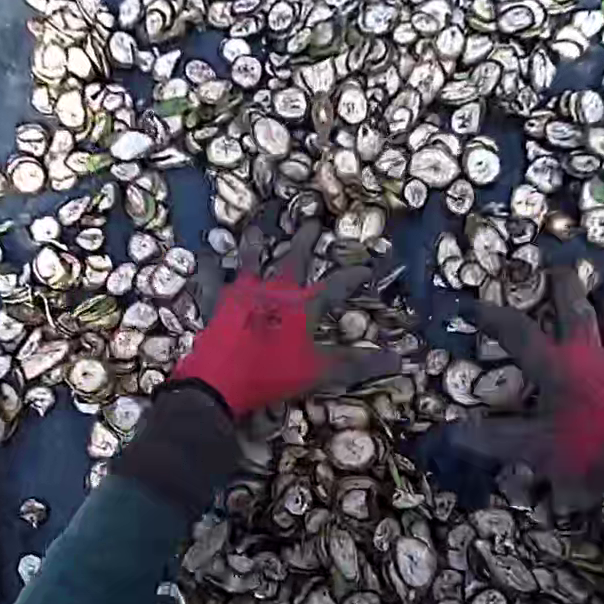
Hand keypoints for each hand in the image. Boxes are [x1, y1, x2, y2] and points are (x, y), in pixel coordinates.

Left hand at [172, 221, 399, 415]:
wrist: (220, 381)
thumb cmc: (272, 374)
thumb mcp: (318, 372)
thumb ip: (355, 364)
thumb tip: (400, 360)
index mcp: (302, 305)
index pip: (337, 286)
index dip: (353, 275)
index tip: (366, 266)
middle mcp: (273, 291)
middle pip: (294, 259)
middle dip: (306, 240)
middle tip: (312, 222)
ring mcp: (242, 295)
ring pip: (250, 262)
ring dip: (254, 245)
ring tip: (255, 230)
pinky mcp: (215, 306)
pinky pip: (209, 283)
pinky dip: (207, 271)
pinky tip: (203, 259)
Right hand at [453, 266, 603, 483]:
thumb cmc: (588, 445)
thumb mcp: (530, 448)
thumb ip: (489, 439)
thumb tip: (447, 433)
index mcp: (555, 366)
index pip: (517, 332)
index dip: (492, 317)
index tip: (472, 306)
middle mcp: (589, 355)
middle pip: (577, 312)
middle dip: (565, 290)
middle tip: (559, 269)